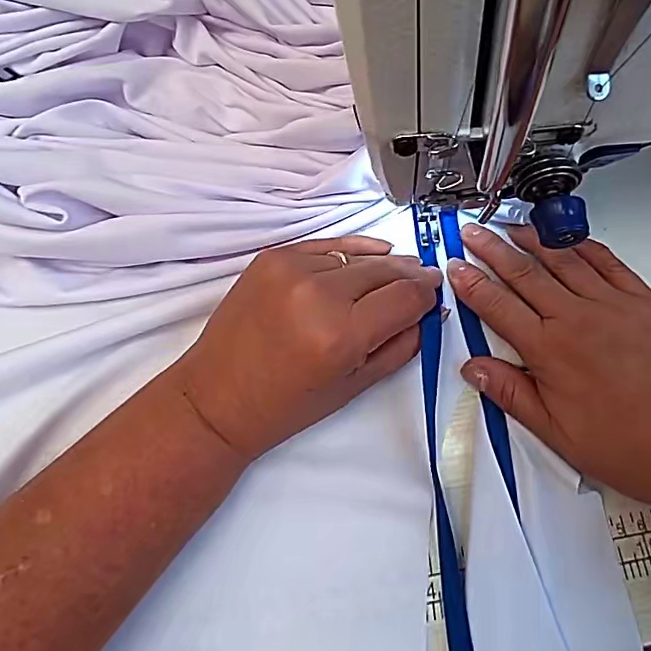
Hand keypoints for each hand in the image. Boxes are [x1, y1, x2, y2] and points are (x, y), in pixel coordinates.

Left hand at [170, 236, 441, 460]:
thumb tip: (426, 312)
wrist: (217, 396)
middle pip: (385, 269)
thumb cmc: (285, 405)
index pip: (406, 296)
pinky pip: (325, 245)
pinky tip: (365, 256)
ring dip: (377, 266)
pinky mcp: (271, 257)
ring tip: (388, 277)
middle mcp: (317, 294)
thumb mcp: (355, 386)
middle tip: (423, 277)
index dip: (426, 293)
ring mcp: (290, 269)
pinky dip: (347, 251)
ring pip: (356, 256)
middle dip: (408, 274)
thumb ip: (400, 344)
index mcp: (341, 335)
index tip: (433, 291)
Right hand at [448, 224, 650, 510]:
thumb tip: (477, 370)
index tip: (457, 268)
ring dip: (531, 240)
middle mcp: (579, 320)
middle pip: (523, 273)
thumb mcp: (560, 434)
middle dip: (492, 249)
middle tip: (474, 232)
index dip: (471, 283)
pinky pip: (607, 263)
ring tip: (511, 228)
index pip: (497, 305)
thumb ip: (512, 395)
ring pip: (562, 260)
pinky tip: (571, 241)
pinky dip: (584, 246)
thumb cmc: (642, 448)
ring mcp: (614, 306)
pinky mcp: (646, 303)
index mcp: (552, 352)